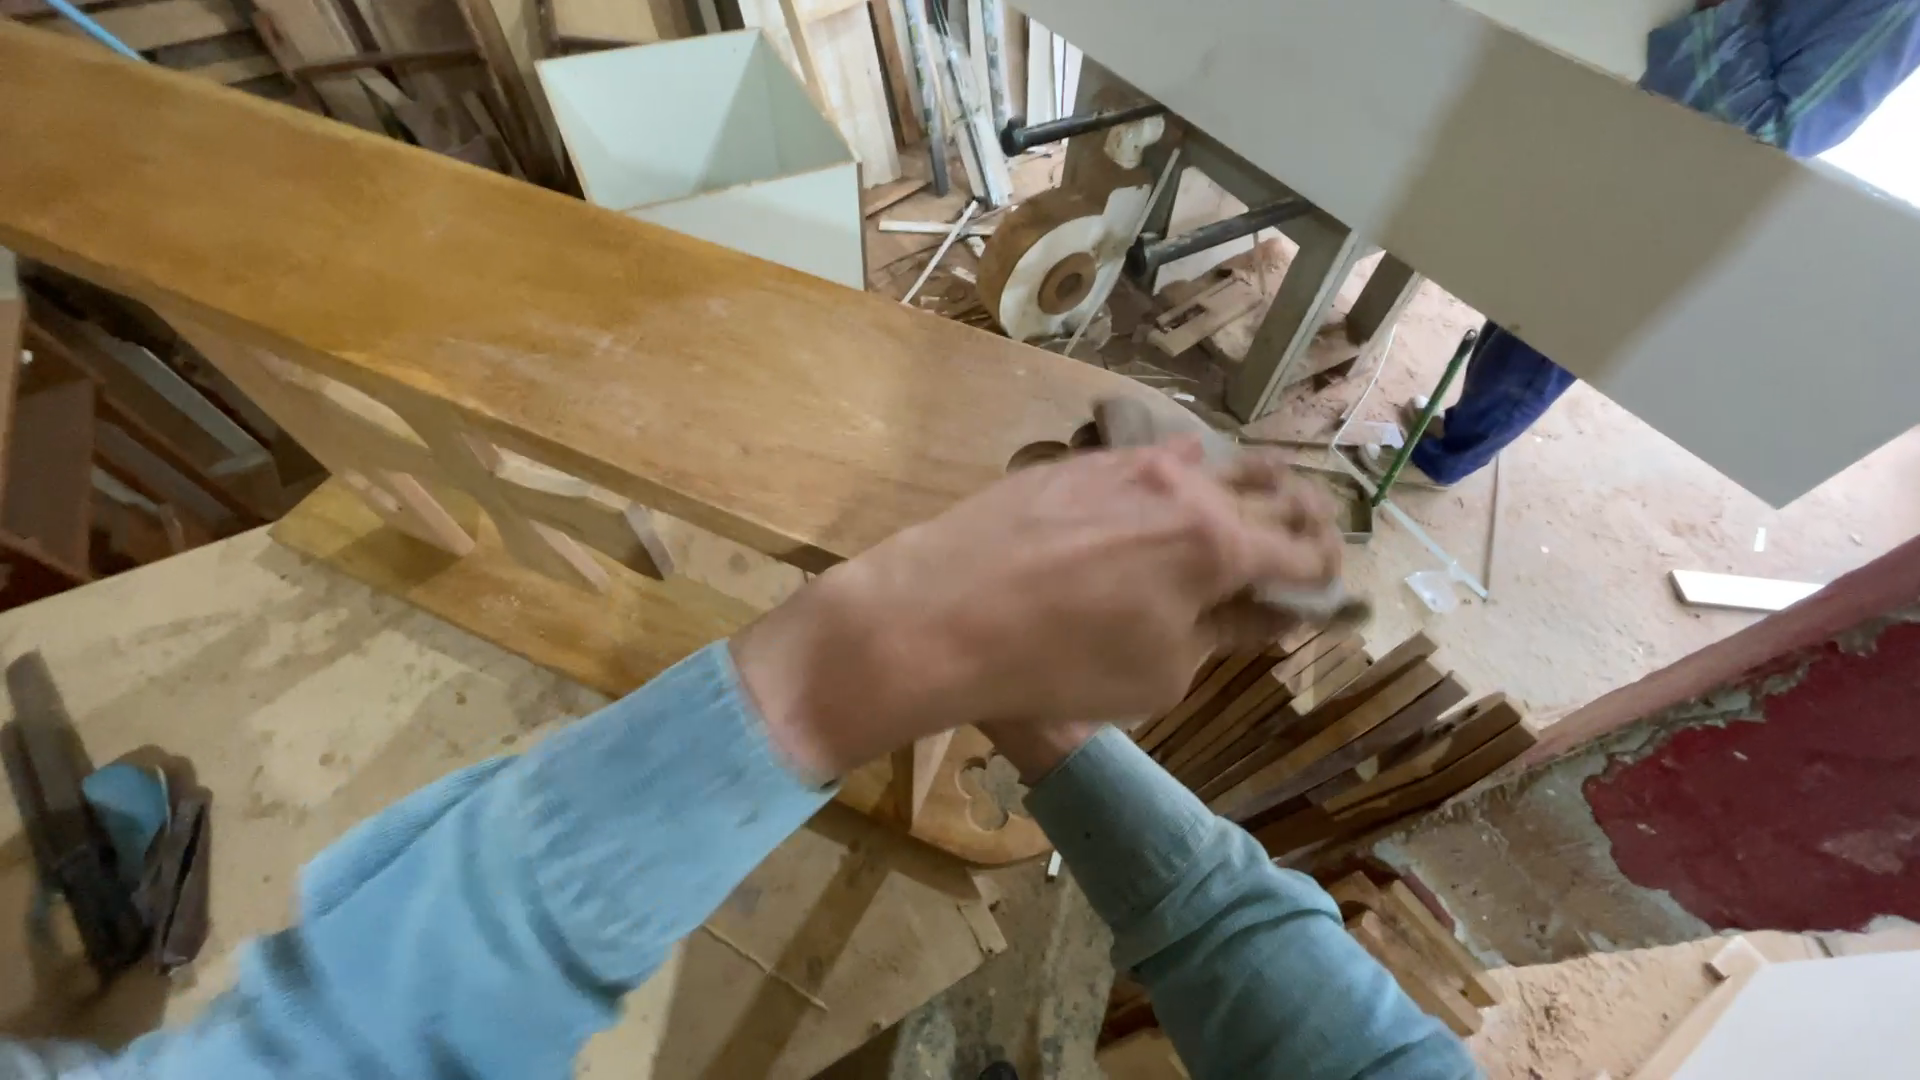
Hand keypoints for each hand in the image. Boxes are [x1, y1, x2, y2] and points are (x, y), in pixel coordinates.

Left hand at [730, 437, 1342, 780]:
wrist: (942, 615)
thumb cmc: (1057, 665)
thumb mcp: (1160, 672)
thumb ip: (1225, 633)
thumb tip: (1269, 612)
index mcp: (1219, 545)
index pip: (1301, 552)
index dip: (1324, 574)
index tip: (1325, 591)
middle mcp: (1184, 487)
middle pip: (1270, 491)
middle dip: (1300, 522)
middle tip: (1302, 547)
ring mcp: (1126, 464)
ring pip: (1211, 461)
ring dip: (1243, 486)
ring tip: (1246, 511)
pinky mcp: (1078, 462)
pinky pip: (1147, 456)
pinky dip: (1178, 474)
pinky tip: (1171, 489)